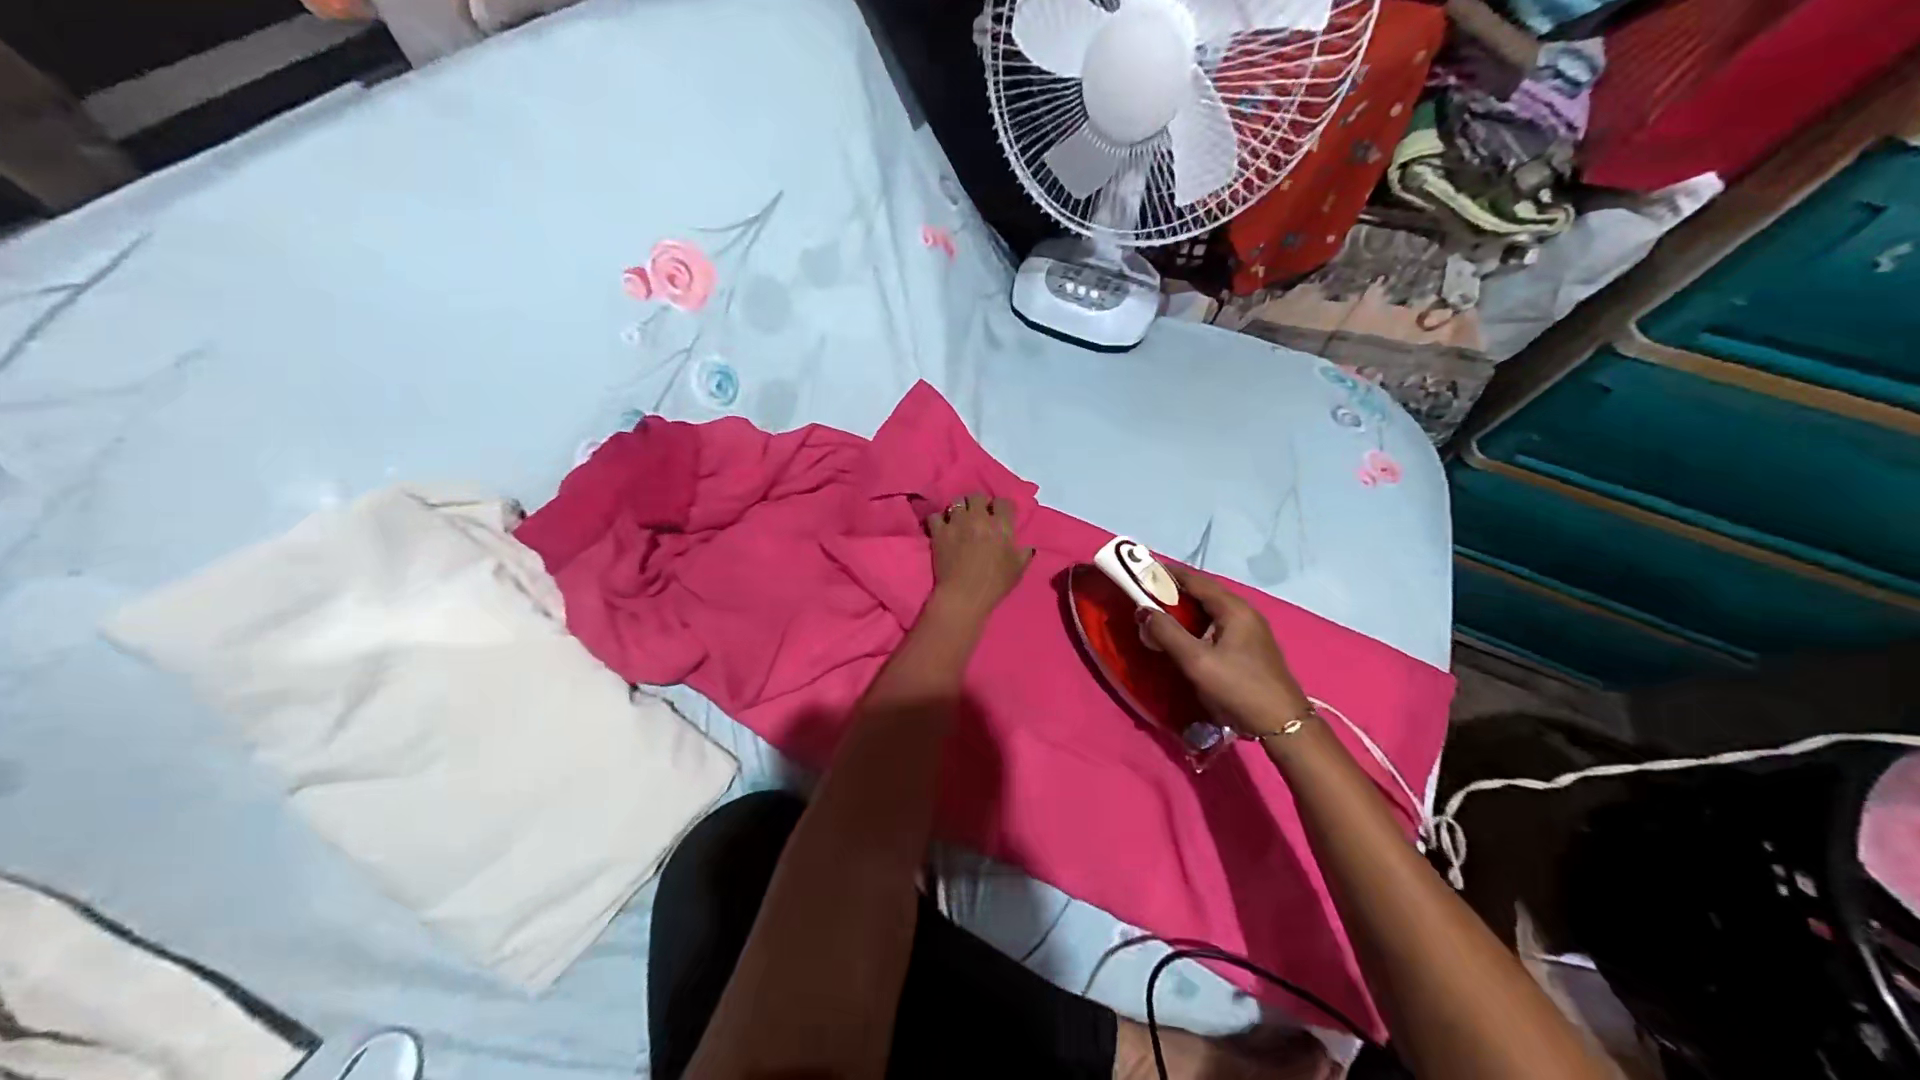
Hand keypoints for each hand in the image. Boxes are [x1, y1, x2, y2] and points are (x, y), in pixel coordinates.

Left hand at [926, 495, 1033, 622]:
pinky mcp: (939, 532)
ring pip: (956, 502)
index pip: (1004, 502)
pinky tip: (942, 527)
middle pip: (978, 496)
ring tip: (960, 518)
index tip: (1001, 514)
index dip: (1003, 507)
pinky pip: (935, 516)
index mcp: (1001, 525)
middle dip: (979, 502)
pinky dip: (939, 519)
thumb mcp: (1017, 570)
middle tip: (979, 513)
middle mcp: (978, 518)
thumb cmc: (995, 584)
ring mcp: (957, 523)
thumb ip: (1024, 554)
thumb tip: (1028, 547)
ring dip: (960, 508)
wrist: (964, 595)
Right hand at [1141, 564, 1311, 736]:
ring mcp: (1249, 631)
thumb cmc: (1238, 688)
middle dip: (1174, 592)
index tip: (1142, 570)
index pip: (1196, 580)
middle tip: (1145, 595)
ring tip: (1158, 614)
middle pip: (1203, 594)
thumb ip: (1167, 633)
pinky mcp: (1249, 647)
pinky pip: (1216, 625)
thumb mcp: (1196, 661)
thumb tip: (1143, 610)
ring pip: (1209, 611)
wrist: (1281, 724)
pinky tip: (1182, 637)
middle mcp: (1244, 613)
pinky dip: (1195, 624)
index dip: (1168, 574)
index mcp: (1234, 609)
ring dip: (1184, 610)